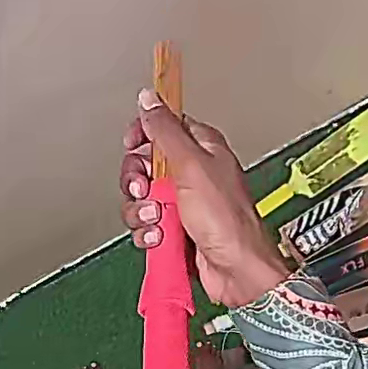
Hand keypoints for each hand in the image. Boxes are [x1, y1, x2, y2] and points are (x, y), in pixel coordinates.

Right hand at [121, 92, 291, 308]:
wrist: (234, 269)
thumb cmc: (227, 221)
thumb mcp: (192, 166)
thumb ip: (166, 130)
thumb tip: (149, 100)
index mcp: (201, 148)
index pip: (163, 126)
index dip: (143, 134)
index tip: (133, 144)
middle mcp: (191, 175)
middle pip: (144, 165)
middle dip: (138, 181)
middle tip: (148, 190)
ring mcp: (182, 205)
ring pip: (141, 200)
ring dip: (142, 212)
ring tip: (160, 219)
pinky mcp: (175, 231)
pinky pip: (146, 227)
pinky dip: (148, 234)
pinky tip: (161, 237)